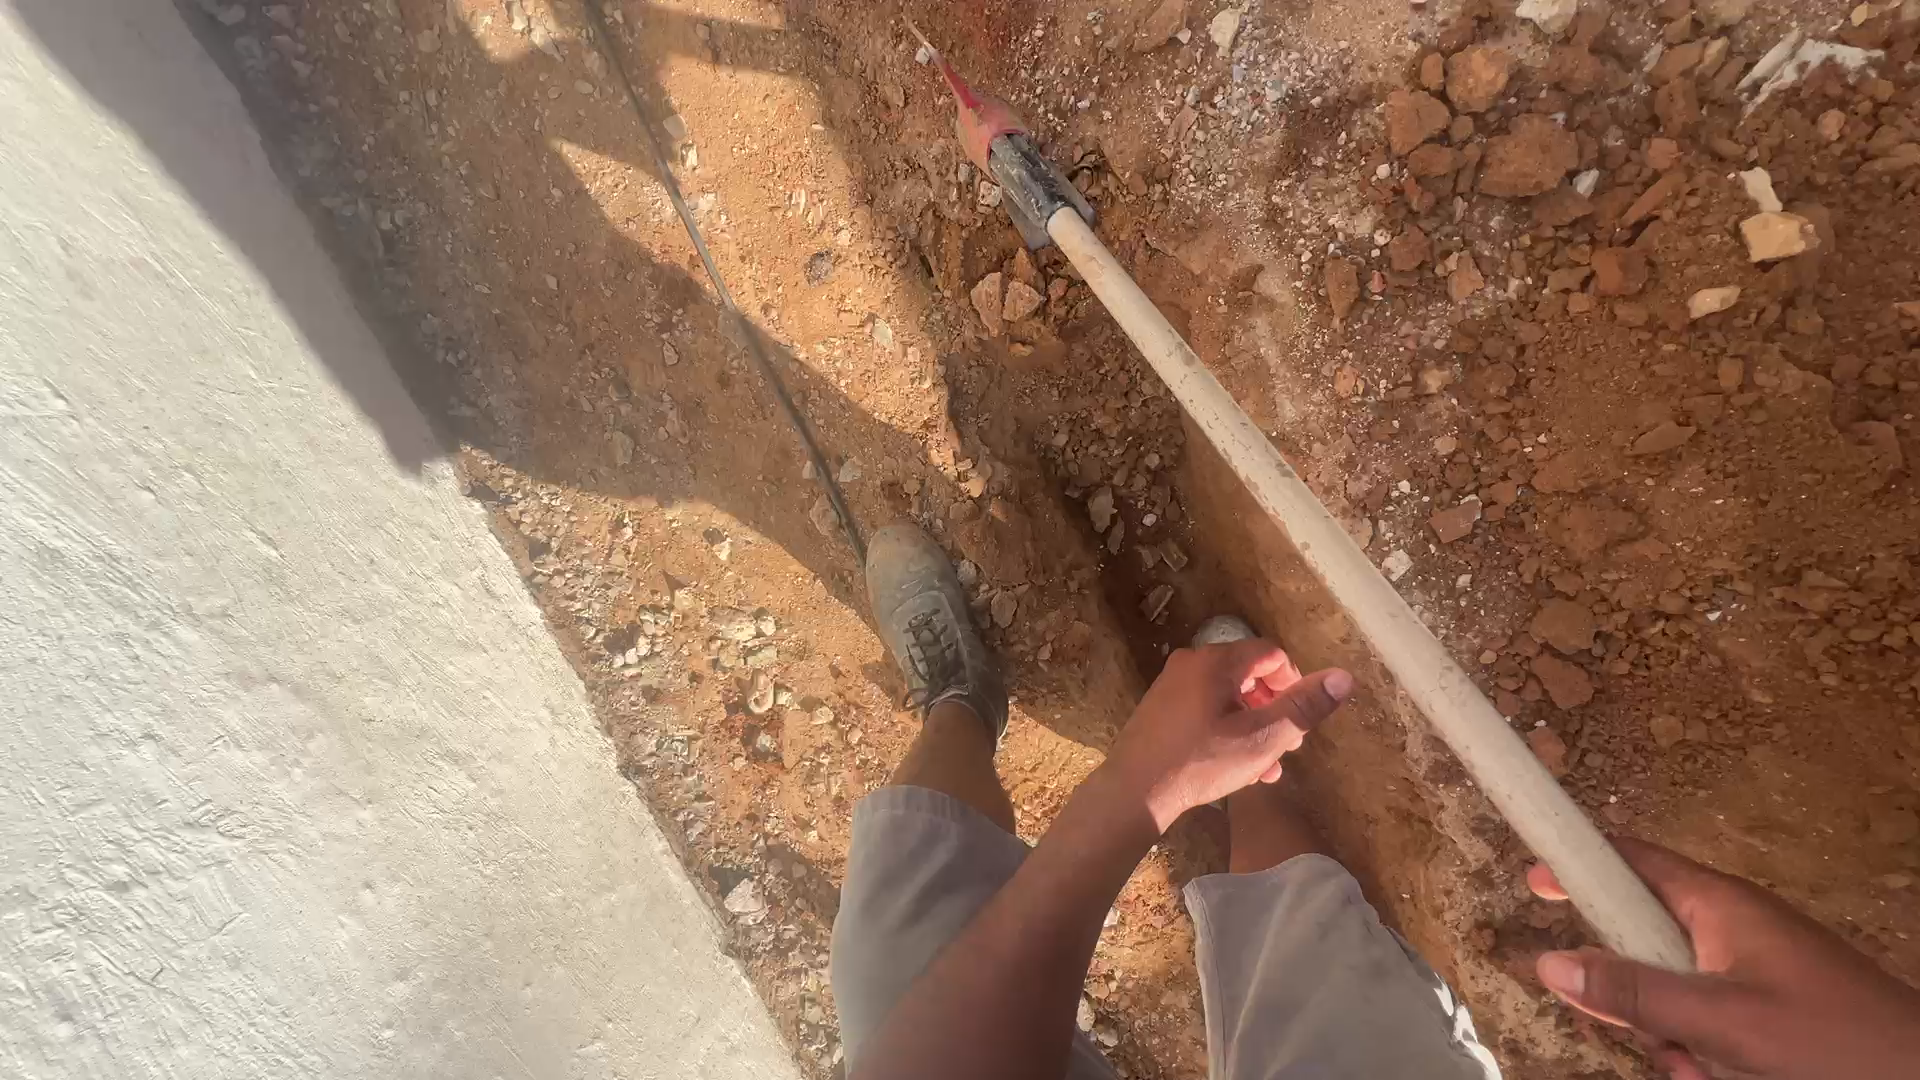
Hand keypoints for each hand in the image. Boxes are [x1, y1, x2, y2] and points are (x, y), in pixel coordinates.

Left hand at [1100, 639, 1351, 831]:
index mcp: (1215, 661)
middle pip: (1249, 675)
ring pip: (1229, 697)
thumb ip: (1304, 706)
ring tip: (1268, 766)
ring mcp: (1172, 684)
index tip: (1301, 719)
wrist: (1135, 788)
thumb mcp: (1262, 737)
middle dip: (1274, 709)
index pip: (1271, 654)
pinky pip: (1206, 709)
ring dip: (1254, 726)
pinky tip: (1239, 768)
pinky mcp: (1162, 707)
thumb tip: (1344, 677)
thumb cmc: (1201, 761)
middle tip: (1288, 746)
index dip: (1294, 682)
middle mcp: (1191, 663)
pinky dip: (1228, 730)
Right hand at [1530, 838, 1919, 1079]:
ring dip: (1668, 1031)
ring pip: (1672, 987)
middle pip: (1639, 936)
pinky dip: (1702, 1048)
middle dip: (1629, 986)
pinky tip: (1722, 1077)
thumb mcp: (1727, 1022)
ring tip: (1700, 1071)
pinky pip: (1708, 1016)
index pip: (1625, 857)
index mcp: (1716, 903)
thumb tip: (1545, 964)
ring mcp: (1755, 969)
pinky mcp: (1776, 1008)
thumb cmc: (1841, 1045)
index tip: (1533, 887)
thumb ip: (1634, 993)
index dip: (1574, 863)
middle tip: (1631, 1025)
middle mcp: (1730, 927)